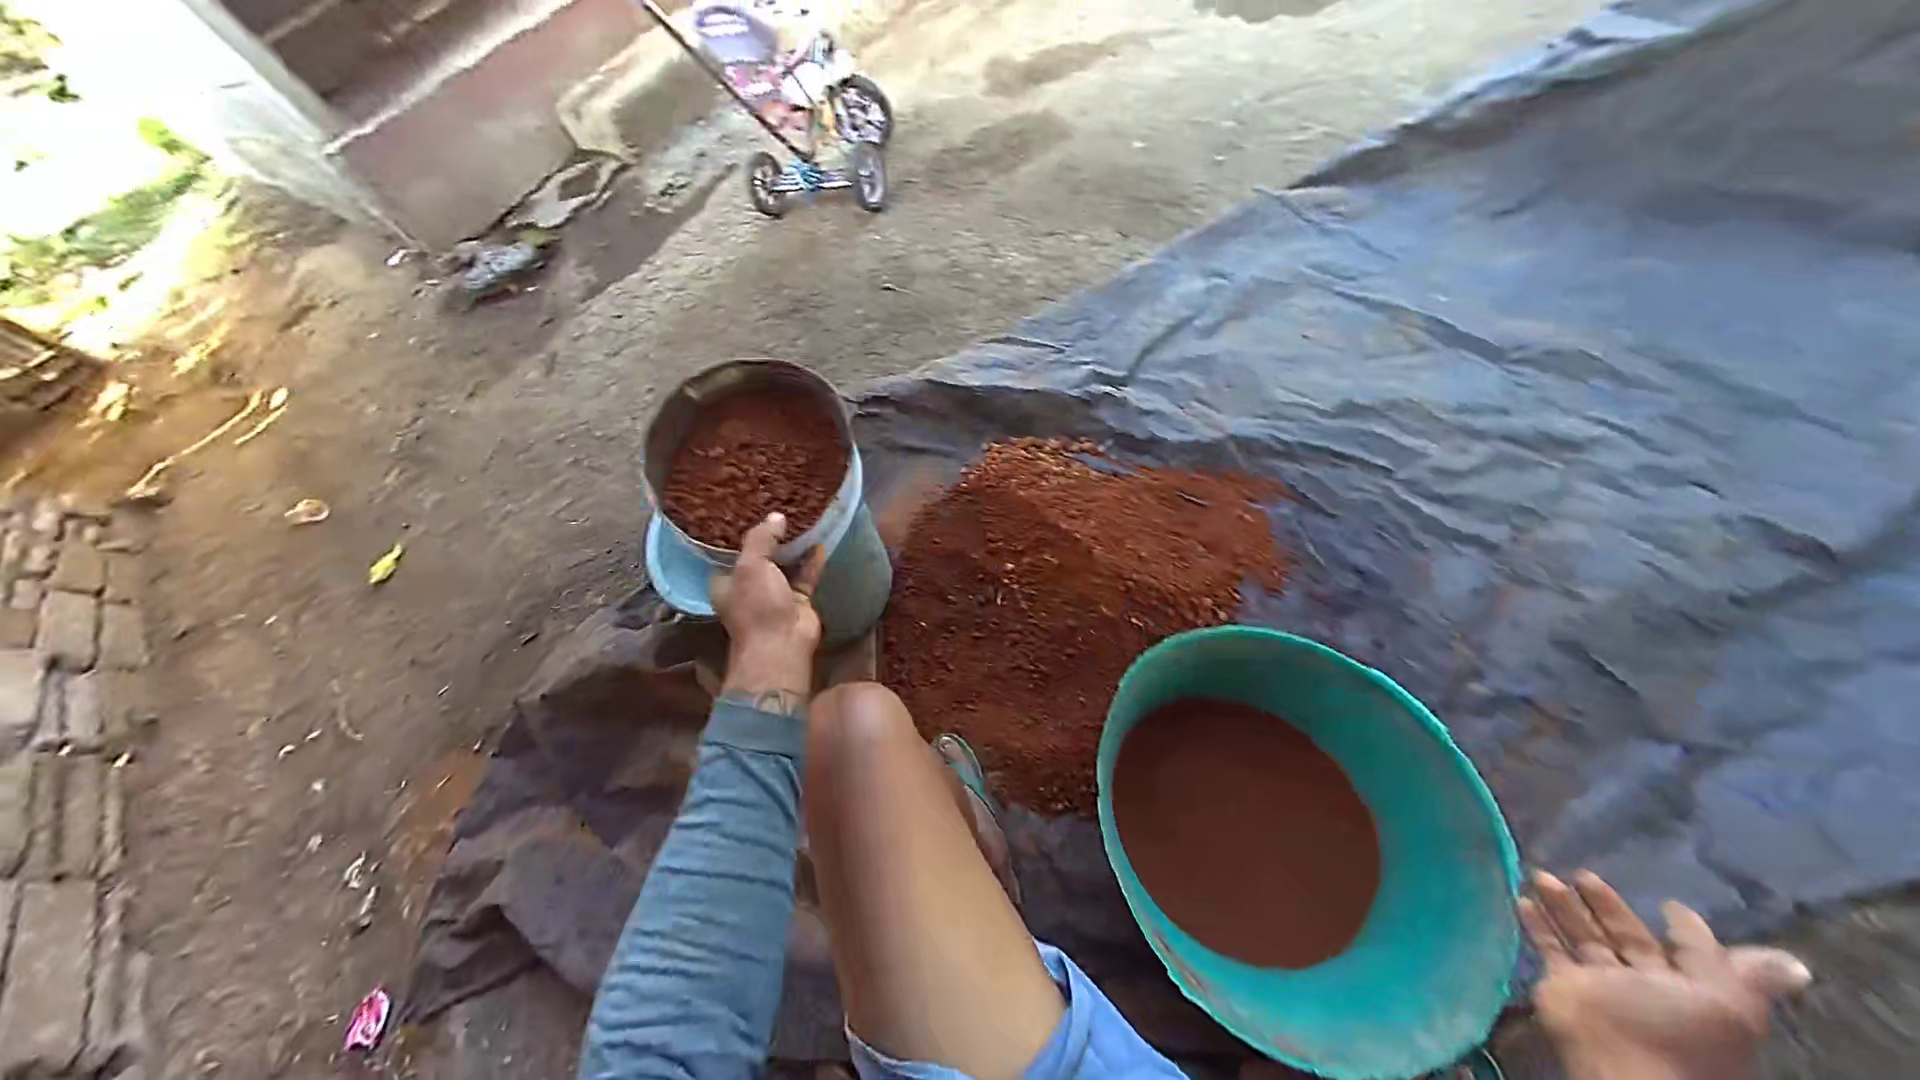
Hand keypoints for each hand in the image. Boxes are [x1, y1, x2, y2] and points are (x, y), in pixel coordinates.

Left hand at [710, 513, 826, 714]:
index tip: (753, 508)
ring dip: (794, 546)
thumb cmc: (757, 605)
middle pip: (761, 555)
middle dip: (772, 536)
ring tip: (805, 520)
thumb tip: (776, 516)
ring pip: (785, 564)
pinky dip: (812, 560)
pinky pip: (805, 574)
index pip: (730, 550)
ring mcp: (775, 594)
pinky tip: (820, 542)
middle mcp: (749, 586)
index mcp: (727, 580)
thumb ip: (762, 538)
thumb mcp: (751, 564)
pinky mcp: (798, 600)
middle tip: (784, 508)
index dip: (740, 530)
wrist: (782, 645)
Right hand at [1520, 870, 1810, 1079]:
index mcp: (1691, 991)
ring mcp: (1600, 983)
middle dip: (1605, 904)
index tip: (1668, 903)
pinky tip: (1521, 898)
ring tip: (1541, 874)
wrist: (1624, 1071)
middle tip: (1583, 873)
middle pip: (1624, 937)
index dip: (1682, 929)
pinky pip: (1547, 948)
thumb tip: (1795, 964)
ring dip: (1562, 904)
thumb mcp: (1724, 1006)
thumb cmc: (1677, 1034)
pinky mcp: (1563, 984)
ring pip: (1580, 935)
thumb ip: (1742, 976)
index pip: (1687, 952)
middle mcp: (1646, 984)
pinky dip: (1534, 923)